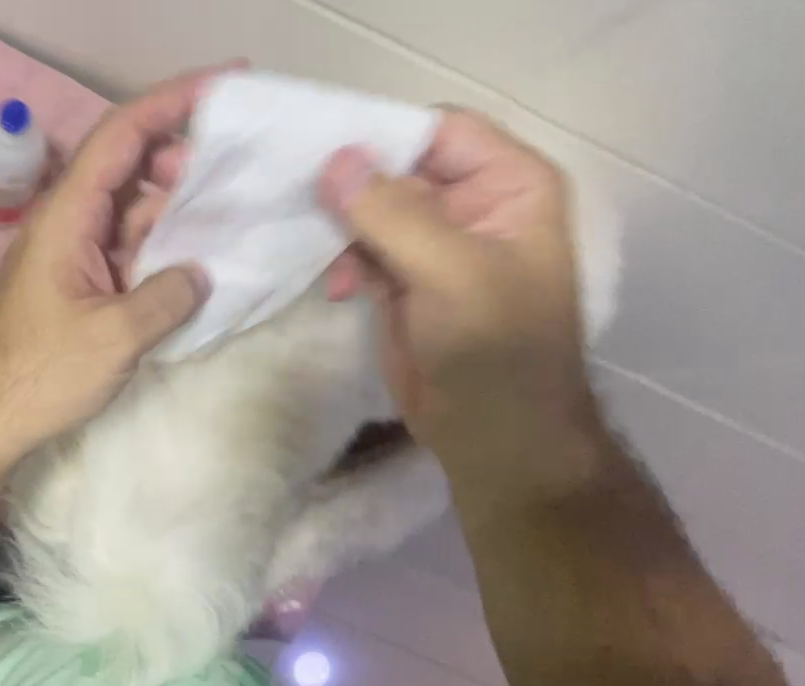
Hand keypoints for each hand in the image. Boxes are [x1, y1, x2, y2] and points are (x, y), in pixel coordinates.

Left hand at [0, 67, 226, 493]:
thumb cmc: (41, 377)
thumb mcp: (115, 337)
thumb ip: (167, 296)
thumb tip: (199, 275)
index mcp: (65, 217)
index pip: (120, 135)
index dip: (173, 102)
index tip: (228, 86)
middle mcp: (62, 226)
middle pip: (125, 170)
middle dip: (179, 164)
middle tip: (231, 181)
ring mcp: (64, 259)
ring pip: (125, 216)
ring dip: (170, 215)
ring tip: (222, 224)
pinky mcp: (68, 291)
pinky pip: (118, 255)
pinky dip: (153, 254)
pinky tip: (188, 268)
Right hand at [318, 109, 604, 502]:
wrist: (491, 431)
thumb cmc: (493, 347)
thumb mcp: (451, 273)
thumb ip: (393, 216)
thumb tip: (333, 162)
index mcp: (506, 186)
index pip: (438, 133)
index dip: (382, 138)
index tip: (318, 154)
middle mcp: (471, 207)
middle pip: (399, 172)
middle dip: (350, 187)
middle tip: (298, 202)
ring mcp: (433, 249)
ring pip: (373, 214)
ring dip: (340, 231)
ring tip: (318, 257)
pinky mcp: (403, 285)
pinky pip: (363, 254)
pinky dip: (342, 263)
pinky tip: (334, 287)